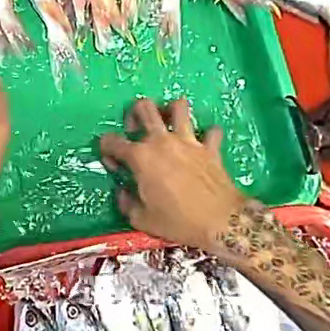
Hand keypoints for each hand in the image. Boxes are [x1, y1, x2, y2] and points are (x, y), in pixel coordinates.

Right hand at [98, 98, 248, 252]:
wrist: (222, 223)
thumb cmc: (179, 221)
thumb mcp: (142, 219)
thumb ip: (126, 203)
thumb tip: (123, 193)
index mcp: (140, 157)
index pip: (111, 141)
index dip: (107, 150)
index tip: (115, 165)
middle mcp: (161, 141)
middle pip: (144, 108)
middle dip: (134, 114)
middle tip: (136, 130)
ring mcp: (188, 142)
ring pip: (179, 107)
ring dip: (171, 110)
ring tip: (168, 123)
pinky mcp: (210, 148)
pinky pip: (211, 131)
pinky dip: (207, 134)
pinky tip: (202, 143)